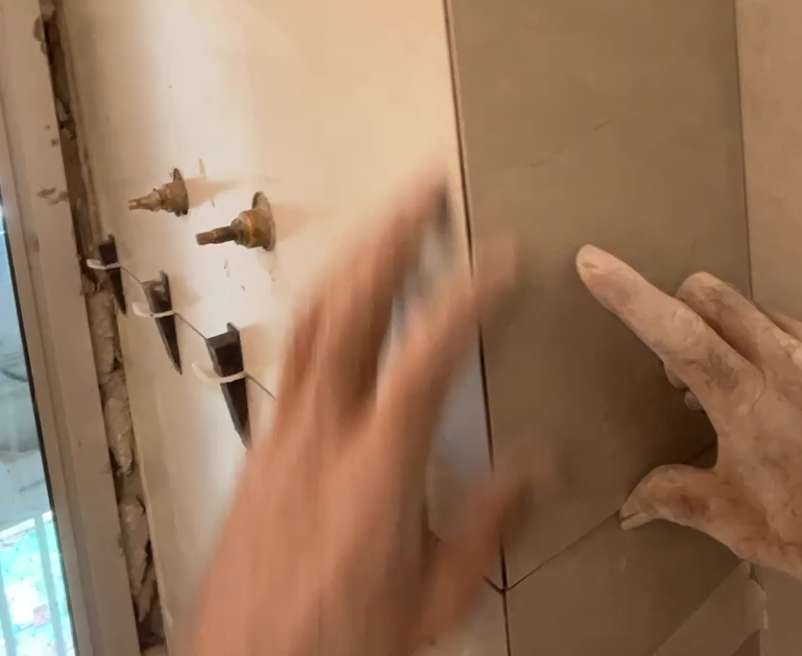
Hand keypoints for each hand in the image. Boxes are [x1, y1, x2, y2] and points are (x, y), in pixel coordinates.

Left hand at [185, 184, 522, 655]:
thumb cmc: (341, 646)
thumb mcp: (437, 598)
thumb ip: (490, 522)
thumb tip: (540, 463)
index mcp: (373, 473)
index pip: (425, 357)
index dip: (467, 297)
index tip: (502, 259)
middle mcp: (319, 436)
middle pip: (352, 308)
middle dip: (391, 237)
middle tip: (423, 191)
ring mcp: (281, 432)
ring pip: (313, 316)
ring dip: (354, 257)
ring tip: (387, 219)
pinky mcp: (261, 441)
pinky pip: (294, 346)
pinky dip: (325, 299)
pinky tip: (343, 290)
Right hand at [575, 248, 801, 655]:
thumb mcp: (741, 525)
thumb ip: (674, 498)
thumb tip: (626, 508)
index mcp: (750, 405)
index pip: (675, 332)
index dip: (628, 292)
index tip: (591, 260)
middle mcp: (790, 362)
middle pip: (710, 292)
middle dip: (681, 311)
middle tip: (690, 372)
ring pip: (755, 311)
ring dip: (737, 341)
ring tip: (758, 399)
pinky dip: (787, 354)